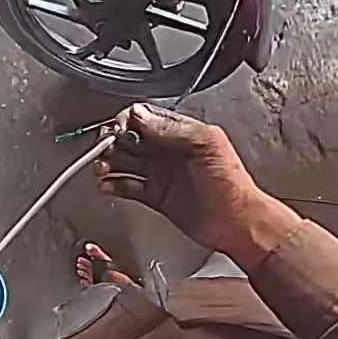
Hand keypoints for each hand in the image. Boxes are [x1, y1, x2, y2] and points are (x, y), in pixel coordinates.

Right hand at [94, 103, 302, 268]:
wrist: (237, 222)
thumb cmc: (231, 183)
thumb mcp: (206, 145)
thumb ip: (172, 129)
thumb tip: (140, 116)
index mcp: (181, 133)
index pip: (145, 118)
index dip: (125, 122)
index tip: (115, 131)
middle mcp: (168, 151)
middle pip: (129, 140)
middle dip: (111, 142)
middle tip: (101, 150)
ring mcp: (161, 174)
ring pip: (125, 163)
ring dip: (109, 164)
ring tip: (100, 168)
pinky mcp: (156, 196)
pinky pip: (128, 187)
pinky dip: (114, 186)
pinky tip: (107, 187)